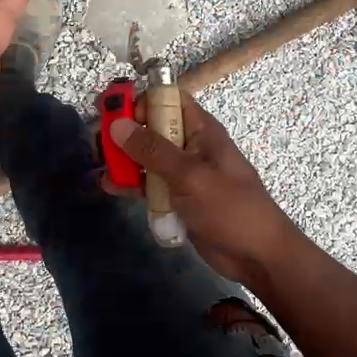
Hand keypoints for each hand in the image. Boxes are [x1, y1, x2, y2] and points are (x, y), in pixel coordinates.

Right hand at [106, 92, 302, 287]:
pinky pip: (149, 182)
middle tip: (98, 140)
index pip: (167, 99)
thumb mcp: (189, 175)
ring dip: (124, 158)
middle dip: (125, 131)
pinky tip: (110, 186)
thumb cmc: (230, 208)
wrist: (258, 258)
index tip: (115, 112)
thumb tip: (117, 124)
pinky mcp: (178, 197)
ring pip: (147, 156)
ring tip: (100, 163)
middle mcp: (190, 145)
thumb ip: (152, 150)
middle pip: (152, 126)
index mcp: (201, 130)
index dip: (141, 100)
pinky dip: (131, 183)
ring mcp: (183, 173)